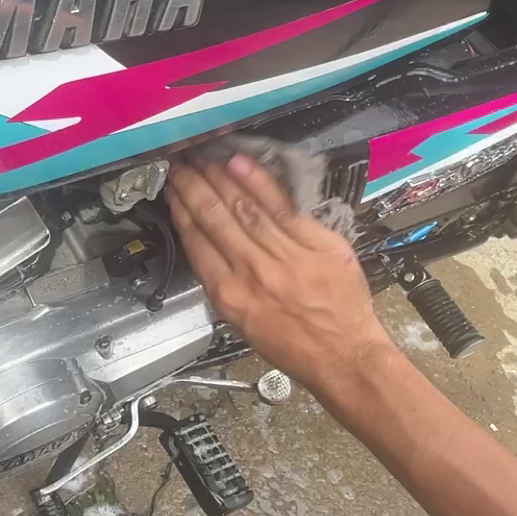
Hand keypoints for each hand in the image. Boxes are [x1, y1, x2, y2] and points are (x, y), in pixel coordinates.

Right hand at [165, 153, 392, 395]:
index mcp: (229, 296)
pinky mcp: (318, 244)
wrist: (344, 356)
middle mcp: (253, 273)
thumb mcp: (241, 323)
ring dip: (220, 178)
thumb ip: (223, 283)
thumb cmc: (292, 346)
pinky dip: (259, 183)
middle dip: (193, 185)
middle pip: (215, 218)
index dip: (180, 209)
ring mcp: (287, 257)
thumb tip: (207, 245)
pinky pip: (283, 207)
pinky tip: (240, 164)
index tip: (172, 189)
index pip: (196, 242)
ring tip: (204, 158)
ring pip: (244, 208)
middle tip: (180, 164)